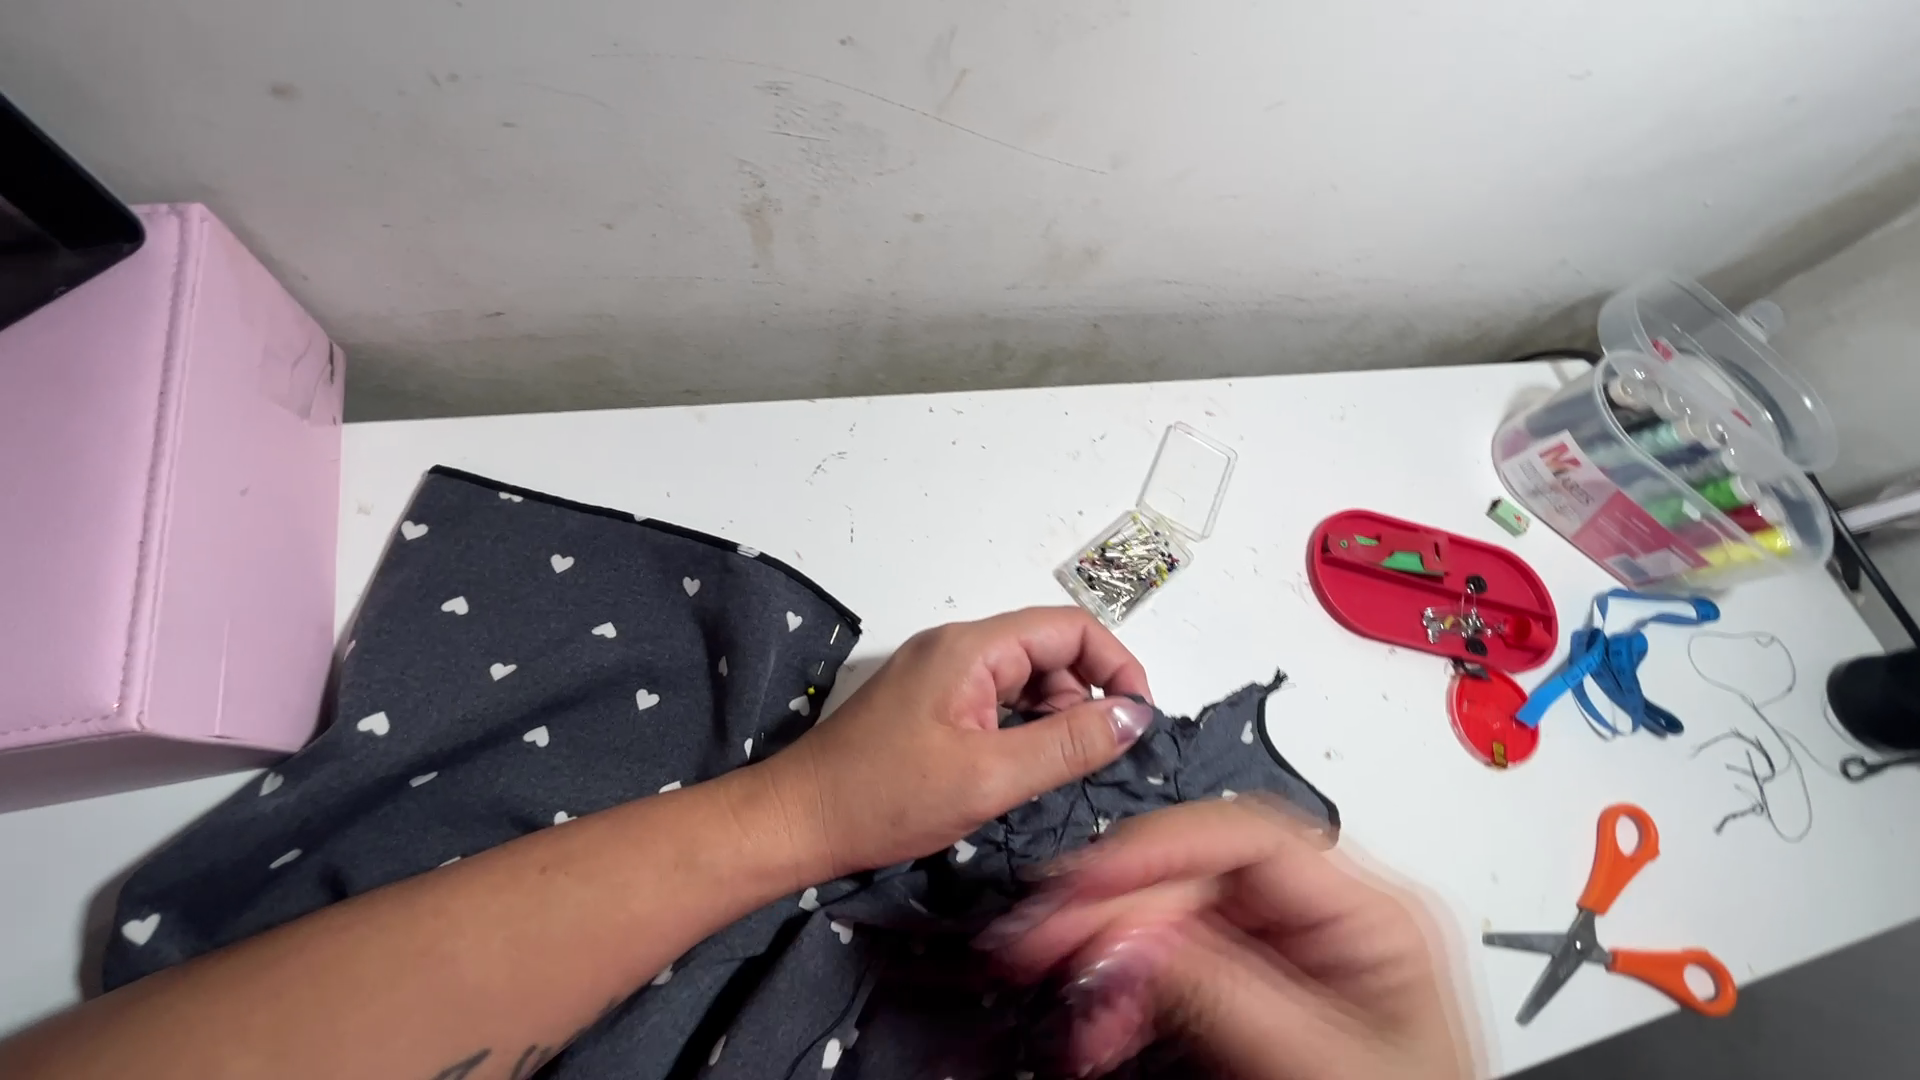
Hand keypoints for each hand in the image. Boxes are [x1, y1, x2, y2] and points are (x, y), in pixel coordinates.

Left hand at [758, 607, 1155, 880]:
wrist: (798, 819)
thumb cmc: (886, 796)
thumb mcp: (989, 776)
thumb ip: (1067, 743)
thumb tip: (1134, 715)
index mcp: (972, 648)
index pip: (1068, 627)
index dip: (1114, 664)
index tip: (1136, 718)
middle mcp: (958, 646)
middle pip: (1047, 650)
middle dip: (1083, 696)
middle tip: (1094, 757)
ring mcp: (941, 672)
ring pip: (1024, 677)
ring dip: (1053, 716)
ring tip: (1054, 769)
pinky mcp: (930, 699)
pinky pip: (996, 698)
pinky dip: (1022, 726)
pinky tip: (1022, 766)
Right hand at [980, 797, 1472, 1079]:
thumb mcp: (1324, 1064)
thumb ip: (1222, 994)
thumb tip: (1125, 934)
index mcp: (1370, 914)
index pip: (1243, 836)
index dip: (1153, 846)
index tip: (1083, 880)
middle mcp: (1320, 915)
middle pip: (1190, 875)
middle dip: (1108, 907)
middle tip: (1042, 936)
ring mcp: (1281, 949)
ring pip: (1165, 915)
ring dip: (1103, 950)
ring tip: (1062, 983)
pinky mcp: (1248, 985)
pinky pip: (1166, 963)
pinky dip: (1121, 987)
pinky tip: (1100, 1016)